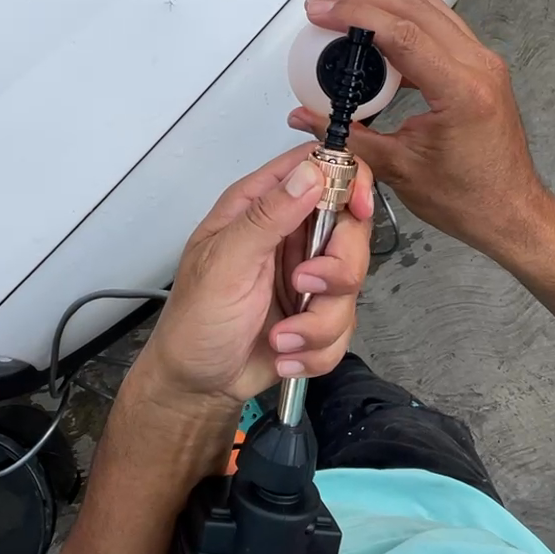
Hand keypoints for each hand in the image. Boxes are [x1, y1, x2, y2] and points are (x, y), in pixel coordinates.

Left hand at [134, 143, 373, 415]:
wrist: (196, 385)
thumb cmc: (195, 318)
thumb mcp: (225, 262)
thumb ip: (268, 216)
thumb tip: (312, 172)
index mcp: (262, 206)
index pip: (319, 168)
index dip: (350, 180)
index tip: (359, 210)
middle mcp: (290, 234)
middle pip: (351, 229)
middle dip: (337, 268)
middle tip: (304, 284)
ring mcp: (308, 274)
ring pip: (352, 283)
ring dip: (319, 321)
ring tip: (281, 338)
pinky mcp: (317, 314)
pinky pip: (345, 326)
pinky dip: (318, 348)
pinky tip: (285, 354)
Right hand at [288, 0, 548, 256]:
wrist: (509, 212)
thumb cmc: (469, 198)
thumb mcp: (397, 168)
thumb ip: (346, 136)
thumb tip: (305, 117)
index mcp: (461, 91)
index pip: (402, 33)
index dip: (356, 15)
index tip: (323, 12)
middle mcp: (479, 67)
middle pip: (415, 8)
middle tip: (325, 4)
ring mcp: (483, 62)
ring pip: (430, 8)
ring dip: (384, 0)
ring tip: (345, 7)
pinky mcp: (480, 66)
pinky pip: (440, 25)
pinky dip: (405, 17)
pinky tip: (378, 28)